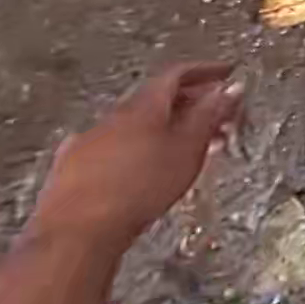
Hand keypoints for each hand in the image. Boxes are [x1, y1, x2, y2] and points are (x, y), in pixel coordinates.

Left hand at [28, 63, 244, 254]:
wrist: (76, 234)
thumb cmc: (142, 185)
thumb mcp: (190, 146)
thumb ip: (210, 114)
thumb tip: (230, 88)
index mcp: (141, 108)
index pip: (175, 75)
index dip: (205, 69)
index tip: (228, 72)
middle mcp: (111, 119)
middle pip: (157, 99)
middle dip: (194, 101)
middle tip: (222, 113)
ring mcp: (87, 143)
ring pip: (139, 123)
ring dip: (172, 125)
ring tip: (198, 144)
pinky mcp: (74, 168)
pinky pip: (119, 143)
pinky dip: (146, 143)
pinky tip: (155, 162)